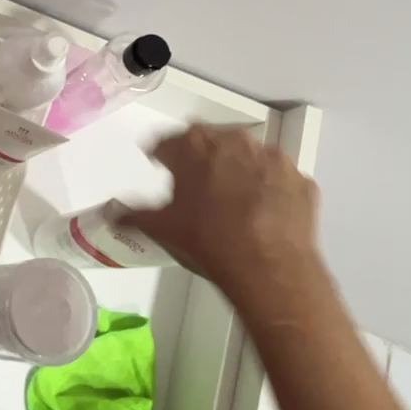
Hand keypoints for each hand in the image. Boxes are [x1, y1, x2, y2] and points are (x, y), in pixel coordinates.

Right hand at [123, 123, 322, 302]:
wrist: (270, 269)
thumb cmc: (207, 242)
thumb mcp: (160, 228)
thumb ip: (131, 213)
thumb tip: (110, 211)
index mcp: (194, 145)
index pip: (167, 141)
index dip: (160, 155)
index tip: (158, 165)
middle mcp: (234, 141)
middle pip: (210, 142)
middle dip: (200, 158)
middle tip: (194, 184)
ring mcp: (272, 158)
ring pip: (247, 156)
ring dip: (236, 170)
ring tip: (231, 200)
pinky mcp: (300, 179)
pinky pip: (277, 179)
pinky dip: (268, 189)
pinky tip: (261, 213)